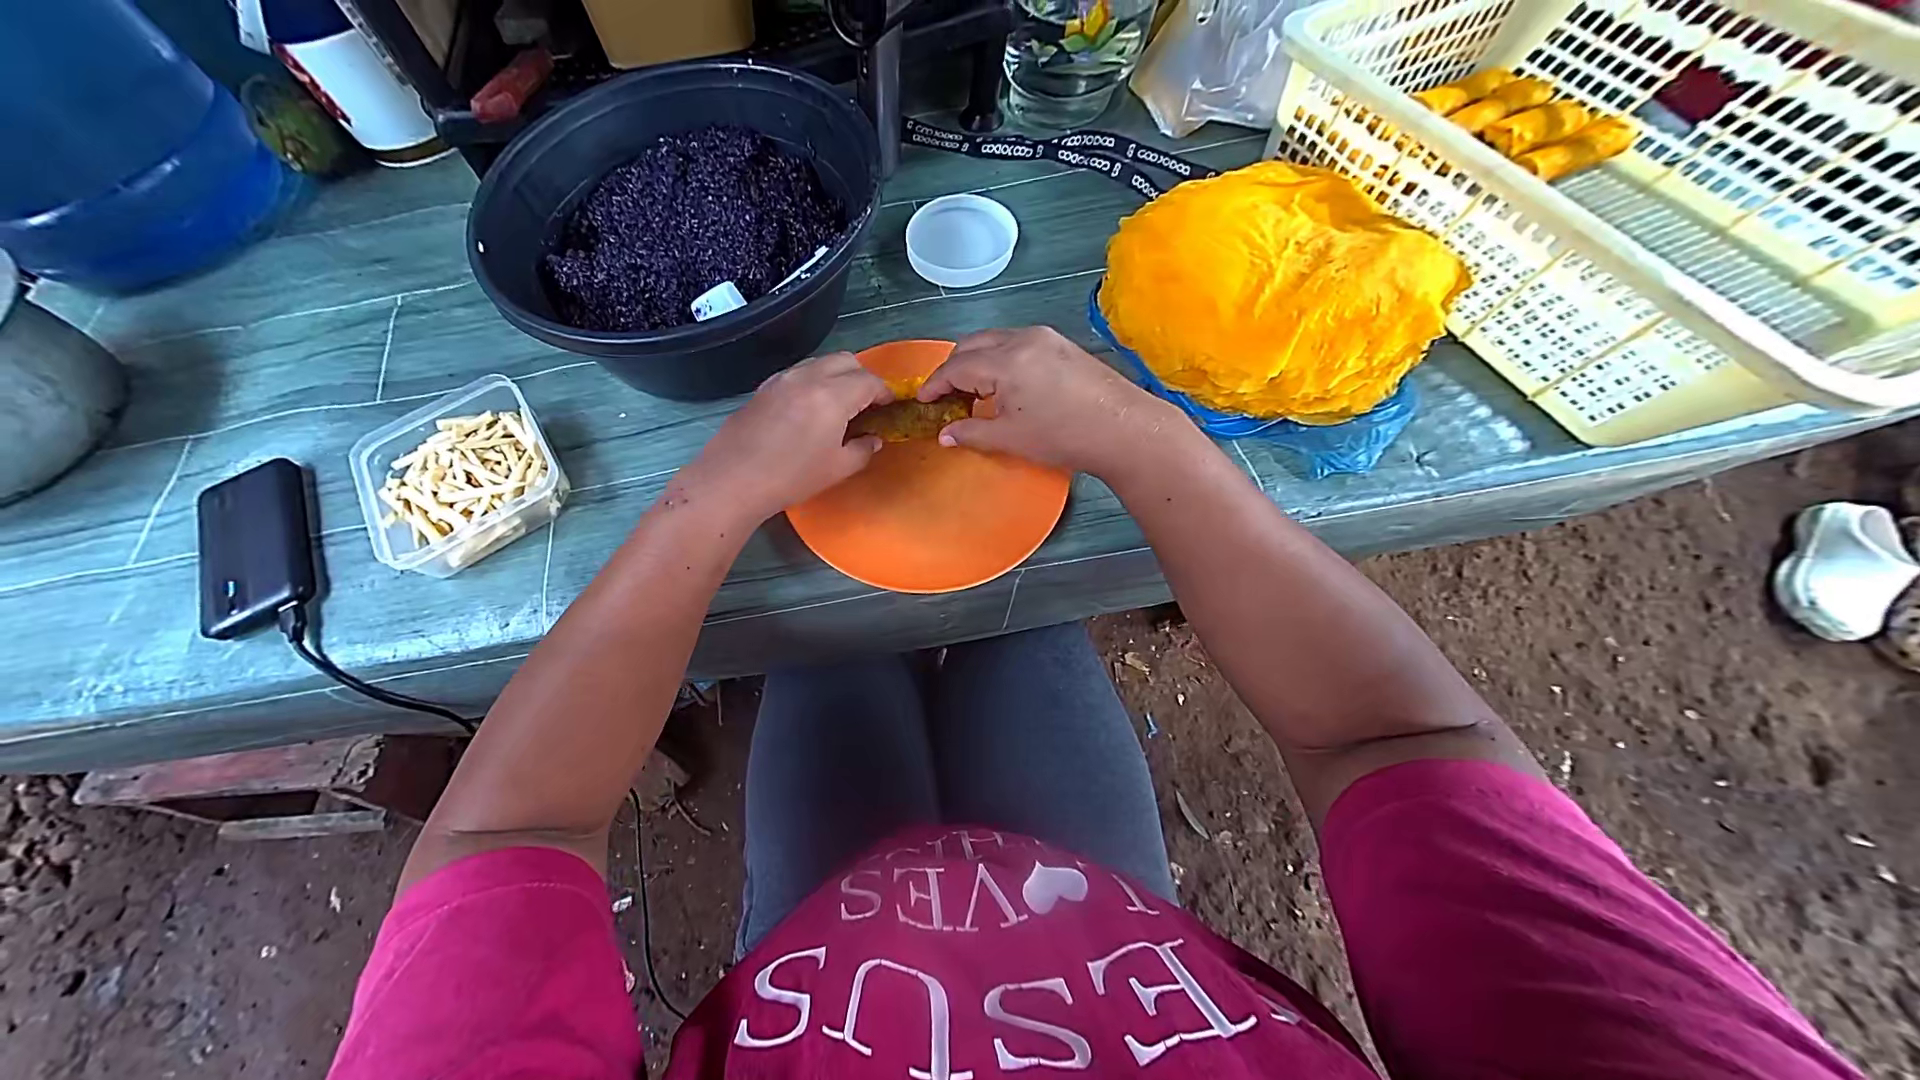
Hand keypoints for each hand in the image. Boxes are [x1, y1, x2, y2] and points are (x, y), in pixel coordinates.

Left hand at [676, 351, 890, 522]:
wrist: (732, 479)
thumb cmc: (791, 477)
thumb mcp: (838, 469)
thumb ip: (862, 449)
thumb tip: (872, 439)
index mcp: (833, 395)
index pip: (869, 381)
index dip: (885, 393)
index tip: (889, 408)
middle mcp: (808, 377)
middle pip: (846, 361)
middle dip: (863, 378)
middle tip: (867, 404)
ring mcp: (782, 379)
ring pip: (820, 363)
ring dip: (837, 377)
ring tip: (839, 406)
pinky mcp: (764, 388)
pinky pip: (798, 374)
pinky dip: (814, 382)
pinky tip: (810, 410)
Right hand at [918, 327, 1190, 478]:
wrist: (1125, 430)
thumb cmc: (1067, 436)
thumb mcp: (1011, 438)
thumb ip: (972, 432)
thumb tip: (946, 434)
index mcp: (1006, 360)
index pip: (956, 366)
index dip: (935, 384)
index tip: (923, 400)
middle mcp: (1024, 338)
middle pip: (973, 345)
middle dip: (954, 368)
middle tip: (946, 396)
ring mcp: (1047, 338)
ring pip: (996, 341)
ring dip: (978, 361)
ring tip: (974, 392)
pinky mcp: (1062, 345)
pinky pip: (1018, 344)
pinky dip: (1001, 359)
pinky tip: (1005, 385)